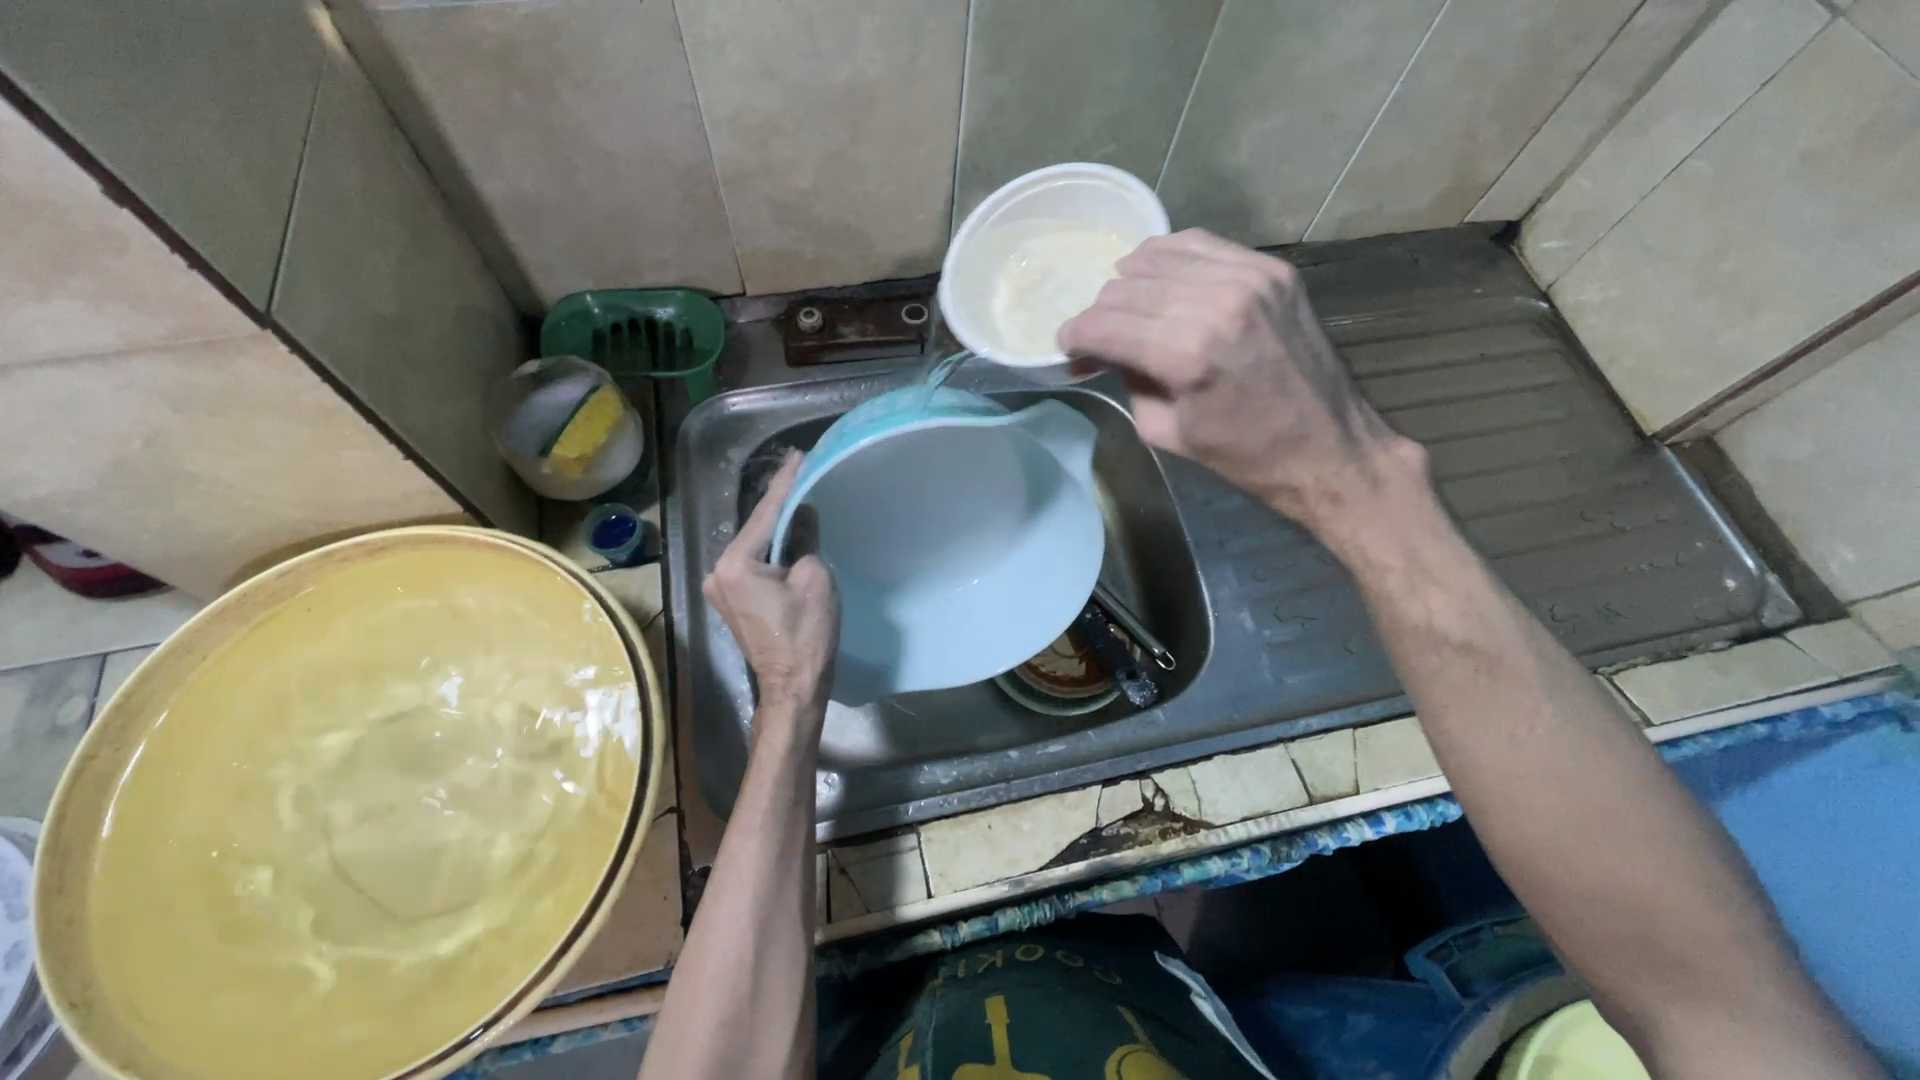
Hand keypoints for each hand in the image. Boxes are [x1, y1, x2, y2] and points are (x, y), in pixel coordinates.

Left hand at [704, 451, 840, 730]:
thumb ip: (805, 539)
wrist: (793, 687)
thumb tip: (804, 515)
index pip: (765, 514)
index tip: (798, 457)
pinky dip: (773, 553)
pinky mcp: (732, 602)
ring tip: (802, 502)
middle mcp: (717, 572)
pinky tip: (792, 537)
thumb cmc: (806, 635)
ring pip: (755, 548)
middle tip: (804, 476)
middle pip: (756, 530)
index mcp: (734, 564)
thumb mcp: (815, 579)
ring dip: (777, 531)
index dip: (785, 484)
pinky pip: (754, 566)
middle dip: (780, 507)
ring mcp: (720, 589)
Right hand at [1059, 229, 1423, 543]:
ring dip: (1131, 283)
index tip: (1068, 347)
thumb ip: (1129, 380)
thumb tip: (1107, 350)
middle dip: (1101, 313)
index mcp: (1187, 354)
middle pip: (1124, 287)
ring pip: (1158, 256)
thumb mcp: (1166, 431)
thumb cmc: (1245, 456)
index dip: (1074, 335)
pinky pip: (1200, 244)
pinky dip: (1170, 260)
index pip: (1104, 324)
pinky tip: (1162, 280)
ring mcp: (1248, 278)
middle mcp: (1215, 303)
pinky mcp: (1271, 270)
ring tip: (1131, 308)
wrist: (1329, 449)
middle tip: (1100, 337)